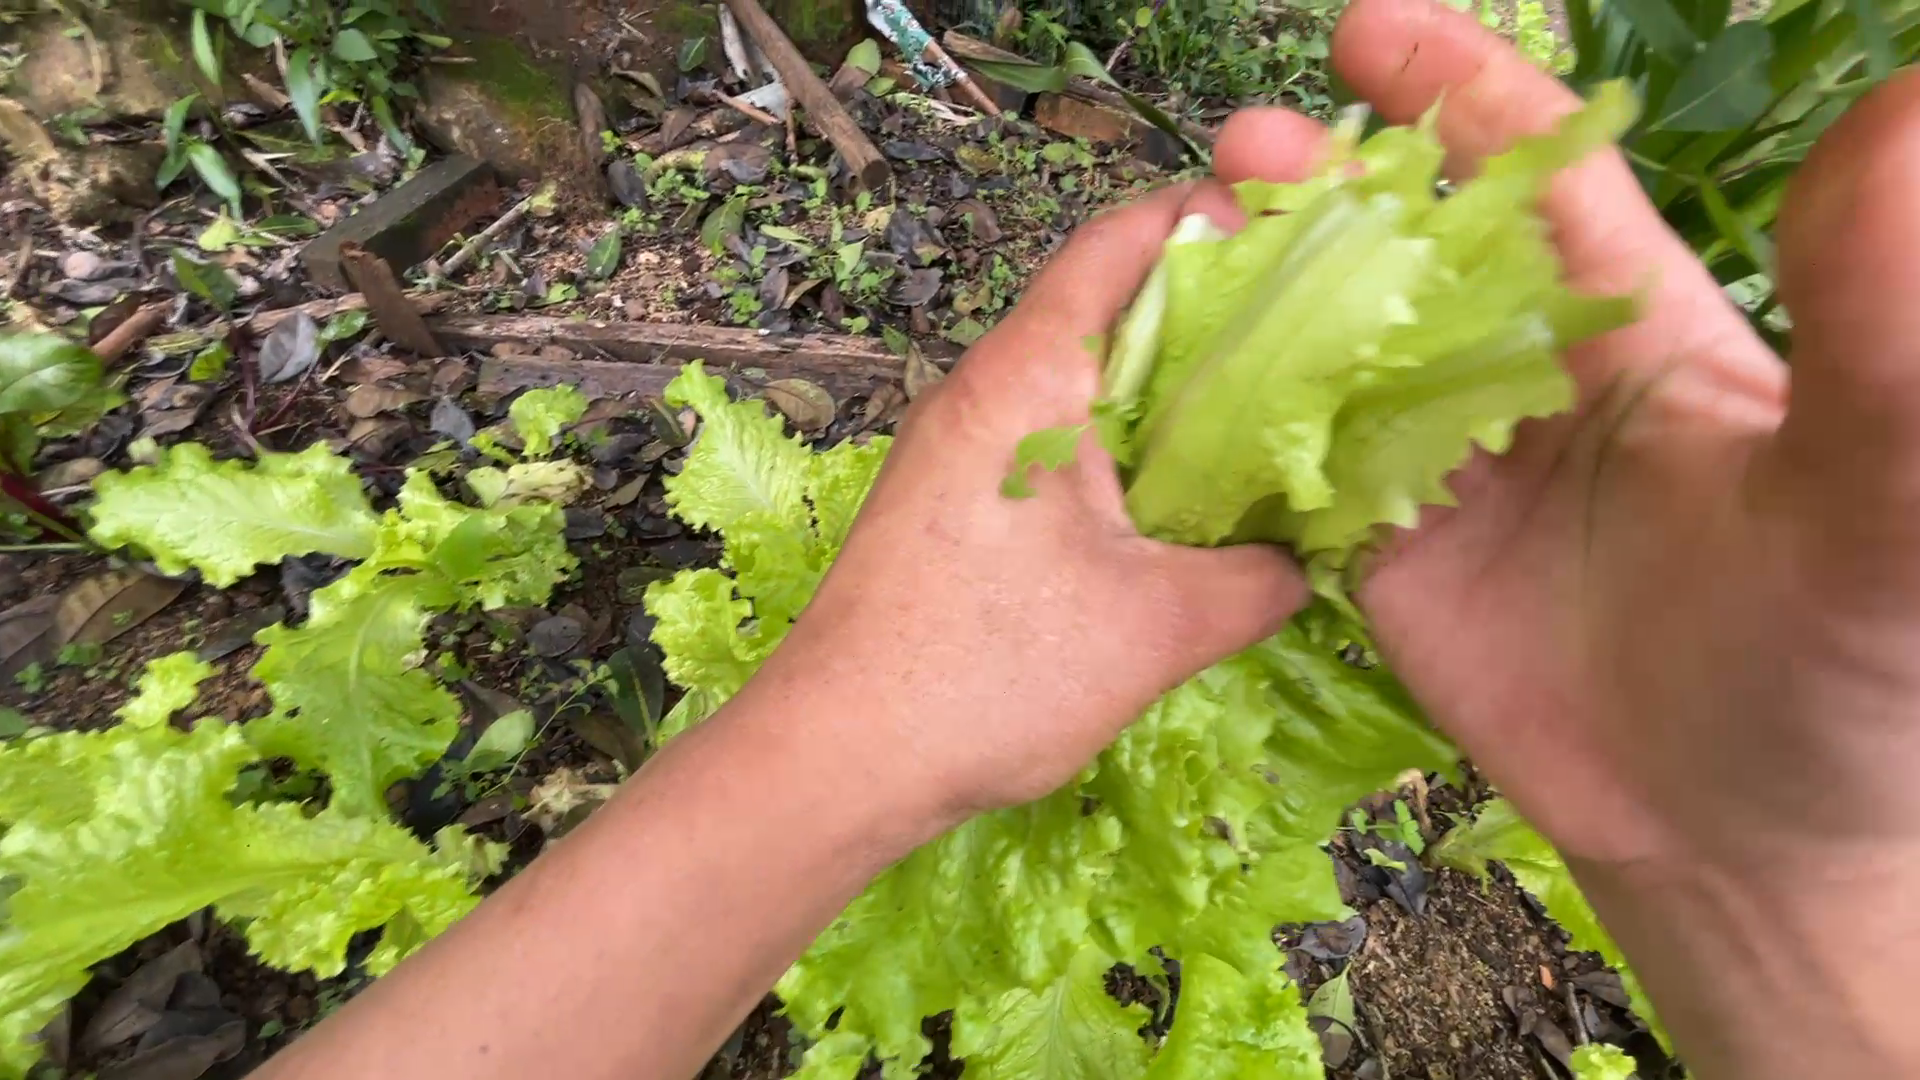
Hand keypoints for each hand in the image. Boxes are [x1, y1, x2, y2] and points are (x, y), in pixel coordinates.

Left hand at [751, 186, 1302, 832]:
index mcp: (1025, 377)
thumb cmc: (987, 673)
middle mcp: (981, 391)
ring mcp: (957, 448)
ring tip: (1254, 436)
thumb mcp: (1154, 627)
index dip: (1205, 220)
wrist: (840, 752)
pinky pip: (1049, 448)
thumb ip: (1256, 580)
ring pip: (1077, 389)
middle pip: (1103, 312)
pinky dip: (1116, 458)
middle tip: (1305, 356)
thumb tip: (1301, 561)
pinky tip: (1170, 509)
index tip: (1289, 246)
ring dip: (1160, 404)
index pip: (1116, 242)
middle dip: (1205, 324)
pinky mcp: (949, 502)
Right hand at [1215, 0, 1919, 1072]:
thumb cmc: (1835, 662)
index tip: (1359, 34)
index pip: (1523, 182)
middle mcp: (1499, 385)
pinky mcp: (1366, 552)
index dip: (1450, 96)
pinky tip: (1166, 408)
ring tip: (1173, 270)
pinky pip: (1286, 477)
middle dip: (1308, 200)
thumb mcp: (1890, 494)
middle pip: (1383, 268)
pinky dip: (1229, 440)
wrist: (1723, 815)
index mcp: (1615, 331)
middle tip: (1224, 160)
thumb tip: (1917, 101)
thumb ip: (1900, 327)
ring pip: (1314, 368)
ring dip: (1246, 316)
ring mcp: (1418, 470)